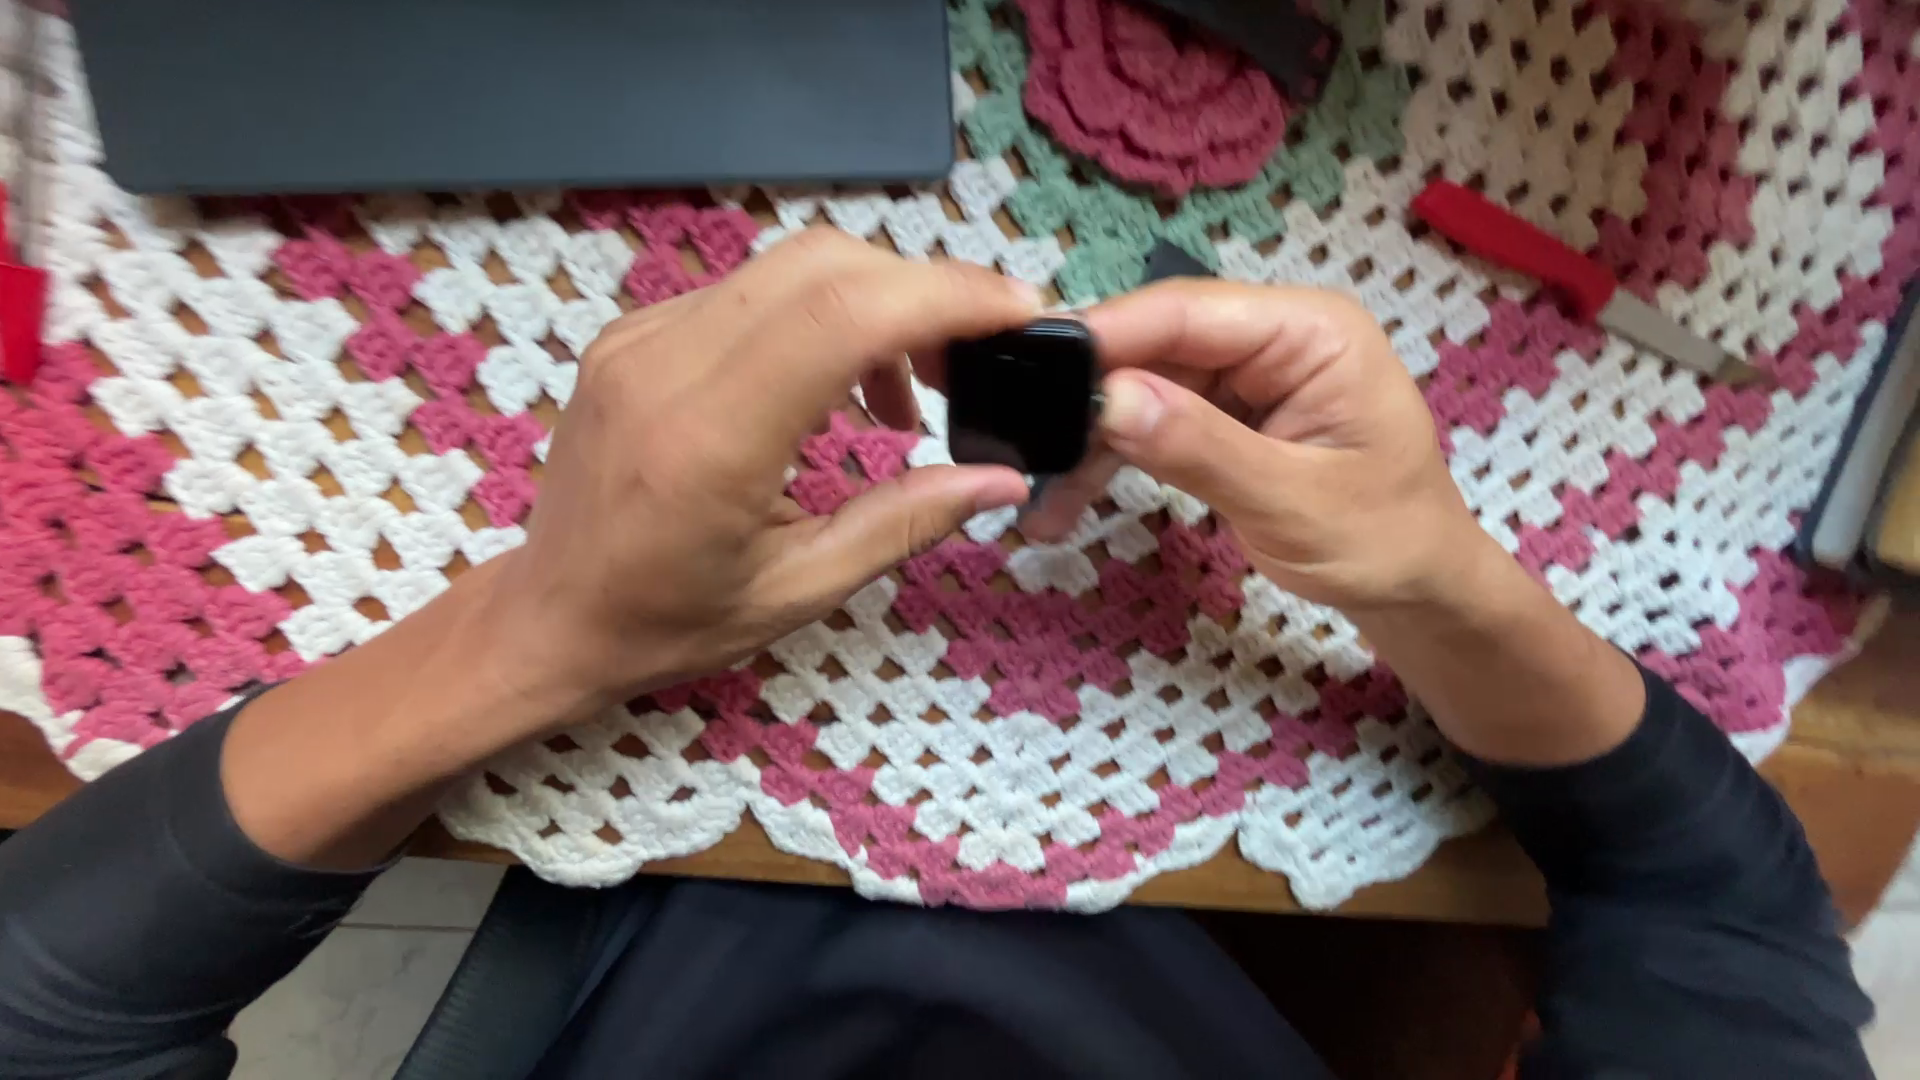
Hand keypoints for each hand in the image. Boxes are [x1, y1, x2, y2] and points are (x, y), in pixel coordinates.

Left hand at [487, 228, 1038, 710]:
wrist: (548, 614)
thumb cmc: (671, 621)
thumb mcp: (801, 590)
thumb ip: (905, 523)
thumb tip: (1002, 480)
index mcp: (710, 438)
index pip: (843, 316)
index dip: (945, 296)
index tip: (1017, 313)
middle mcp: (668, 362)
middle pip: (825, 266)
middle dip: (926, 292)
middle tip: (975, 357)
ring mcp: (644, 336)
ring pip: (792, 268)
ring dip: (879, 304)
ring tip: (911, 392)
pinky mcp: (639, 332)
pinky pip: (755, 293)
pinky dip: (826, 319)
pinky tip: (843, 387)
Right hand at [1021, 280, 1491, 611]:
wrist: (1407, 584)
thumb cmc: (1378, 539)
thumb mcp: (1291, 500)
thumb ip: (1201, 448)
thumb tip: (1108, 400)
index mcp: (1306, 332)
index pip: (1187, 313)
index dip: (1107, 336)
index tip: (1032, 370)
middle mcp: (1264, 341)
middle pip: (1151, 349)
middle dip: (1087, 399)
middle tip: (1021, 446)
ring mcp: (1236, 379)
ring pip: (1136, 391)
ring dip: (1086, 445)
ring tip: (1040, 502)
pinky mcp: (1215, 417)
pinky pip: (1146, 427)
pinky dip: (1106, 464)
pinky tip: (1064, 504)